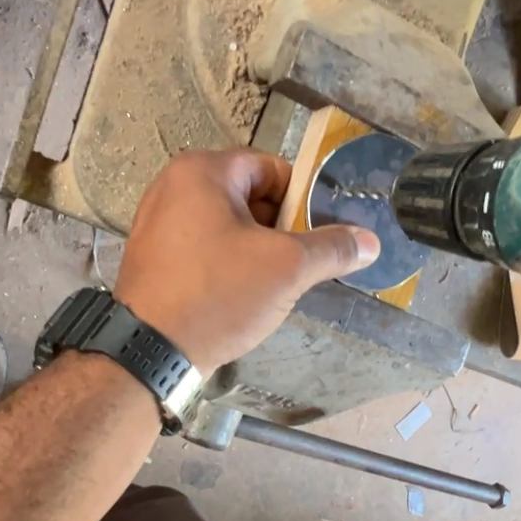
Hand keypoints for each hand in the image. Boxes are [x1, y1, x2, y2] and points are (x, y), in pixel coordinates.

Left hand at [113, 149, 380, 373]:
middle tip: (297, 266)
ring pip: (227, 227)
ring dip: (255, 252)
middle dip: (279, 231)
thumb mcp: (286, 269)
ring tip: (270, 286)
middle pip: (249, 197)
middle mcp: (173, 187)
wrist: (150, 351)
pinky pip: (204, 250)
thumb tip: (370, 242)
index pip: (272, 169)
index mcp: (202, 171)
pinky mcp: (153, 258)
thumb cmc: (217, 296)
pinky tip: (238, 297)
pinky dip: (227, 267)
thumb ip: (331, 249)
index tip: (318, 236)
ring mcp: (157, 223)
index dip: (302, 201)